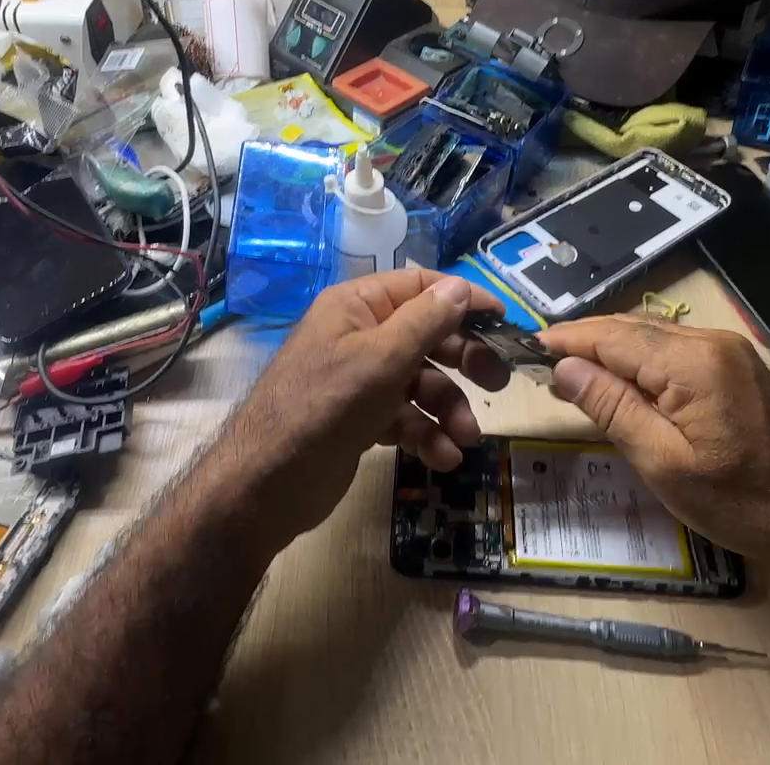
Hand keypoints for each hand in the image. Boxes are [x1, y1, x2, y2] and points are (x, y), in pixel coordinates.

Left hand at [223, 269, 510, 538]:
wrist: (266, 483)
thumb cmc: (325, 407)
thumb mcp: (381, 360)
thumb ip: (425, 322)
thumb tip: (461, 287)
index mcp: (357, 307)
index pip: (419, 286)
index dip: (462, 300)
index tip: (503, 319)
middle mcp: (358, 336)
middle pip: (426, 336)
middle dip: (463, 361)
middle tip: (499, 383)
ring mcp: (359, 380)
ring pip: (420, 383)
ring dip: (447, 409)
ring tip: (465, 438)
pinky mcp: (361, 419)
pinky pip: (404, 417)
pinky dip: (424, 434)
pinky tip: (442, 458)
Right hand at [535, 316, 769, 561]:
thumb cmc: (744, 503)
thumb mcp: (665, 464)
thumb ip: (613, 408)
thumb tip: (565, 367)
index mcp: (692, 363)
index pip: (613, 336)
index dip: (568, 339)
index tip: (527, 346)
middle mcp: (710, 342)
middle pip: (631, 328)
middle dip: (585, 341)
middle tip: (542, 360)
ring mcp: (728, 351)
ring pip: (651, 336)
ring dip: (610, 348)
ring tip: (571, 368)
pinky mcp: (737, 366)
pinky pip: (673, 349)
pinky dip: (638, 358)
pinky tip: (620, 375)